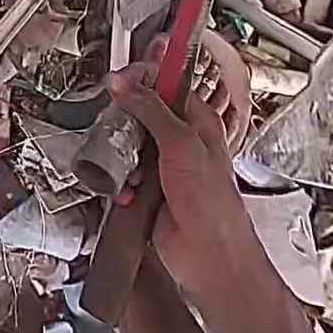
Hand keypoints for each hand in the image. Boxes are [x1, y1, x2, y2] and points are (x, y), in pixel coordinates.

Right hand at [107, 56, 261, 295]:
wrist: (208, 256)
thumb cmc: (212, 203)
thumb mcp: (180, 143)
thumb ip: (150, 109)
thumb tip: (123, 83)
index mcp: (197, 121)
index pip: (166, 85)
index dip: (144, 77)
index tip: (121, 76)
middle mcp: (180, 140)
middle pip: (141, 114)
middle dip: (126, 123)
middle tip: (119, 127)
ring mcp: (164, 165)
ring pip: (129, 145)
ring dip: (123, 159)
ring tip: (131, 171)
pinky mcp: (149, 189)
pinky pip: (124, 175)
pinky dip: (122, 183)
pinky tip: (130, 193)